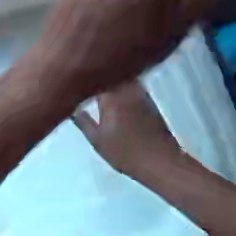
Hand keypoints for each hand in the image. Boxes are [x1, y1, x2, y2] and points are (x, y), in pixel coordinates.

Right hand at [73, 80, 189, 179]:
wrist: (160, 161)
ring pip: (123, 78)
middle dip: (98, 76)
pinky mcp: (150, 101)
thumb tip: (74, 109)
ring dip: (112, 79)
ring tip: (100, 87)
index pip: (95, 78)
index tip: (74, 82)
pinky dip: (124, 87)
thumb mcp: (97, 140)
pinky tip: (118, 96)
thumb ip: (83, 122)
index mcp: (111, 97)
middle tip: (85, 82)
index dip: (84, 77)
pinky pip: (133, 85)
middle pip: (110, 74)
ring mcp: (141, 93)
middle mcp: (127, 89)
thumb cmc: (125, 152)